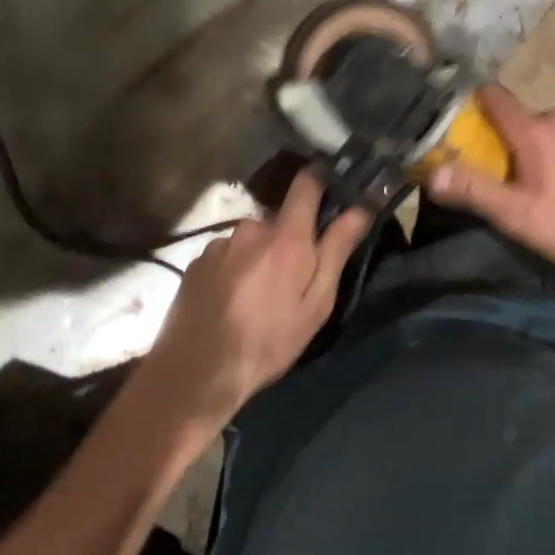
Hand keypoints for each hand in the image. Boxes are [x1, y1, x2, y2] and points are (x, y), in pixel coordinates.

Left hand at [140, 170, 369, 420]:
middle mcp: (250, 229)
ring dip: (261, 257)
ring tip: (261, 297)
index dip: (322, 180)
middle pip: (280, 220)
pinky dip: (236, 270)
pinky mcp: (196, 263)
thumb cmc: (268, 341)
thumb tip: (359, 209)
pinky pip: (227, 256)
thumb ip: (336, 251)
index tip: (334, 188)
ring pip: (252, 240)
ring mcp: (219, 245)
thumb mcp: (316, 304)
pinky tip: (233, 303)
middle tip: (296, 278)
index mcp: (286, 236)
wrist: (195, 374)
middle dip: (291, 240)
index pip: (307, 184)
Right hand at [427, 84, 554, 275]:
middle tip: (479, 170)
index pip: (492, 95)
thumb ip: (473, 189)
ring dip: (519, 151)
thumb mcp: (514, 212)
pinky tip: (545, 186)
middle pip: (512, 117)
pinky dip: (541, 156)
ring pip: (534, 132)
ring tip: (512, 184)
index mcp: (533, 128)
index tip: (448, 119)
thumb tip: (431, 172)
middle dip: (492, 138)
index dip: (468, 102)